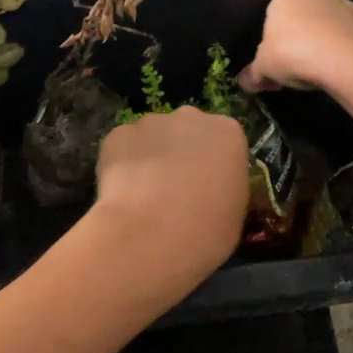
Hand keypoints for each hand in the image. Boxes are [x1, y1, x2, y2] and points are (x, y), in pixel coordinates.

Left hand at [88, 107, 249, 289]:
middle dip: (181, 153)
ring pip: (152, 137)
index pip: (223, 141)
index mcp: (227, 132)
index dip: (212, 165)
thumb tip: (207, 189)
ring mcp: (151, 122)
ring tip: (144, 196)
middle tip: (174, 190)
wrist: (150, 235)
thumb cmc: (206, 231)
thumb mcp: (234, 213)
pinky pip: (124, 147)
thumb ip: (223, 187)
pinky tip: (123, 194)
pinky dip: (123, 165)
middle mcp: (190, 117)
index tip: (205, 188)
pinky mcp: (118, 133)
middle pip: (187, 131)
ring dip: (150, 158)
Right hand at [239, 0, 352, 94]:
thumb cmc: (294, 54)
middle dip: (302, 41)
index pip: (275, 17)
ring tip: (325, 74)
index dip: (275, 43)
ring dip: (328, 45)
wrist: (346, 60)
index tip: (277, 64)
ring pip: (333, 27)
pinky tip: (349, 70)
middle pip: (306, 19)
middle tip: (299, 70)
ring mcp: (349, 6)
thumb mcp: (264, 67)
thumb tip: (244, 82)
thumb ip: (254, 73)